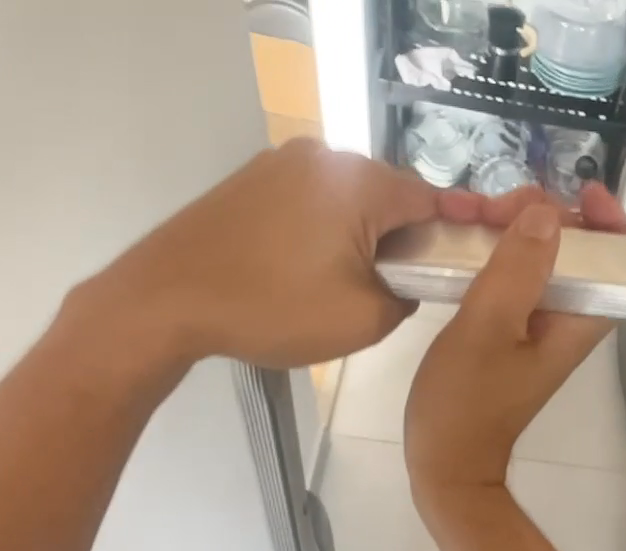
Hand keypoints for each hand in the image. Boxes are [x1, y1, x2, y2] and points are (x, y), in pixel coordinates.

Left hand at [75, 138, 437, 371]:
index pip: (432, 201)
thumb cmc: (273, 309)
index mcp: (360, 182)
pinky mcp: (251, 180)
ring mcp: (282, 163)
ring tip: (346, 288)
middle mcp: (324, 155)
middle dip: (402, 241)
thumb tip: (406, 285)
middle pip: (389, 197)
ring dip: (362, 239)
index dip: (453, 235)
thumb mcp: (363, 320)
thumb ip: (406, 299)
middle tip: (396, 291)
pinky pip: (311, 203)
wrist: (166, 300)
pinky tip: (308, 272)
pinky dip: (325, 234)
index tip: (459, 268)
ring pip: (349, 201)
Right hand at [404, 185, 625, 498]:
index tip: (576, 191)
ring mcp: (537, 329)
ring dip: (511, 232)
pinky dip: (494, 256)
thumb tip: (546, 214)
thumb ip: (518, 270)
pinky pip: (513, 281)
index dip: (606, 219)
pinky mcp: (510, 334)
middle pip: (574, 251)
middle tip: (492, 208)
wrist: (446, 463)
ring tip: (469, 218)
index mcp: (576, 323)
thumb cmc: (465, 402)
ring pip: (539, 262)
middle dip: (541, 216)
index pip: (616, 260)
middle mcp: (566, 322)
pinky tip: (464, 244)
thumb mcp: (486, 327)